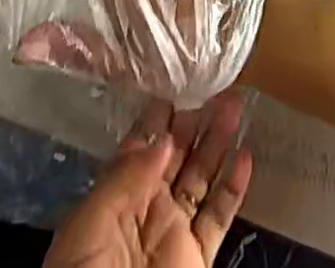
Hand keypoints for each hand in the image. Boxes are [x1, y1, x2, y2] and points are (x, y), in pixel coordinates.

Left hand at [45, 92, 254, 267]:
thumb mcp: (89, 225)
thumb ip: (125, 178)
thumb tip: (164, 138)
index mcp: (115, 197)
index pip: (141, 147)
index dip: (159, 117)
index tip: (178, 84)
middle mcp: (147, 209)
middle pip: (177, 156)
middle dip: (196, 121)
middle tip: (218, 86)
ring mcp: (174, 233)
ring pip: (202, 178)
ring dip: (220, 142)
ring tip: (236, 106)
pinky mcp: (197, 258)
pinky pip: (218, 218)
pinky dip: (234, 188)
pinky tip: (246, 157)